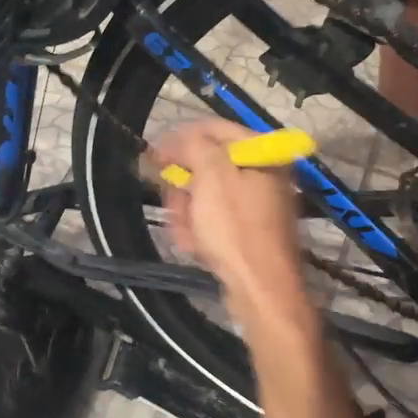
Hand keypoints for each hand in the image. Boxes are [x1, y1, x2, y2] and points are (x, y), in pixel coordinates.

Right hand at [151, 120, 312, 335]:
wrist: (262, 289)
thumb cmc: (236, 228)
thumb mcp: (211, 176)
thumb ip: (193, 145)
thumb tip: (177, 137)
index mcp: (261, 151)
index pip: (213, 128)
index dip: (179, 138)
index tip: (153, 153)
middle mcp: (265, 171)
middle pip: (210, 163)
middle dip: (184, 182)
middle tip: (170, 198)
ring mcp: (259, 203)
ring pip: (209, 193)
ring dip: (188, 208)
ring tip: (182, 228)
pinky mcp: (251, 230)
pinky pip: (217, 218)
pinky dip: (201, 226)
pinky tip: (192, 243)